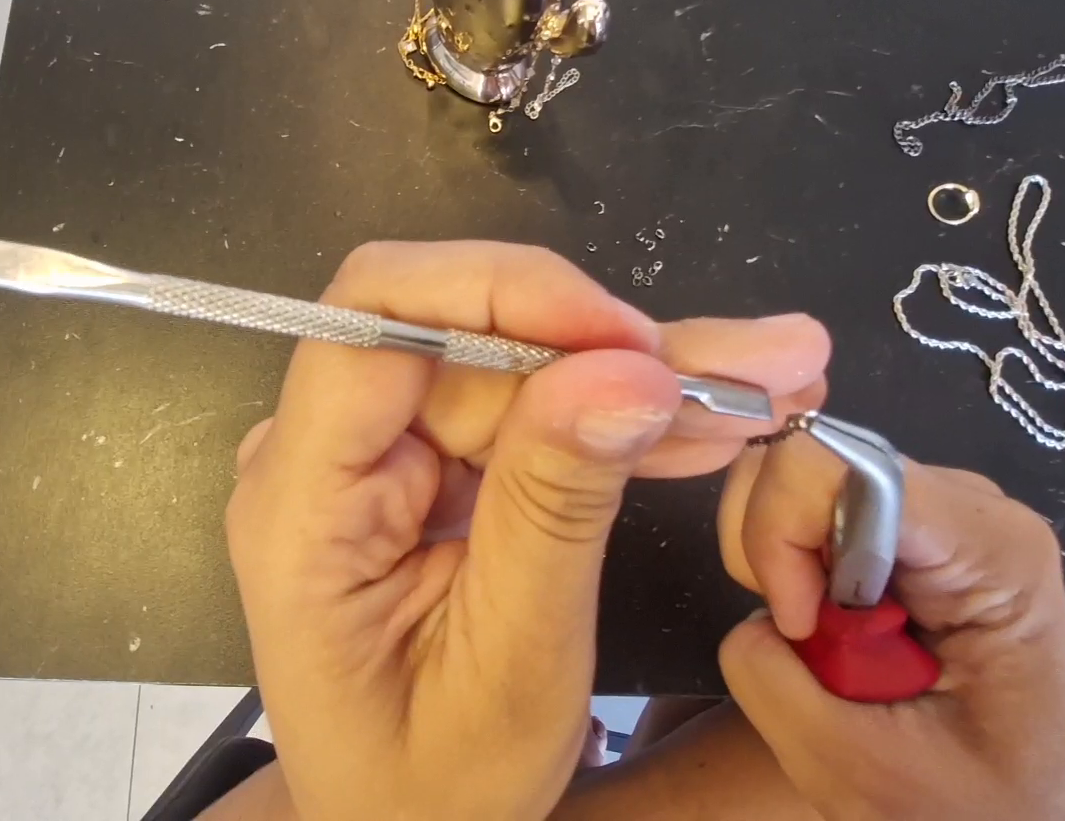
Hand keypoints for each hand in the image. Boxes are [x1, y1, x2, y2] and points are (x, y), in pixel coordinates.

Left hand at [223, 241, 827, 818]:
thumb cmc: (433, 782)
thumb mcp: (510, 667)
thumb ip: (557, 508)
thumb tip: (630, 372)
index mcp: (302, 501)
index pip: (373, 322)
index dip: (501, 293)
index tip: (629, 338)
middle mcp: (324, 449)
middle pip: (463, 333)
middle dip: (609, 343)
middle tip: (757, 361)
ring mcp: (376, 449)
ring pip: (512, 363)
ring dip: (637, 375)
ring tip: (761, 379)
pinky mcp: (423, 457)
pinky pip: (522, 406)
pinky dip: (614, 414)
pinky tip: (701, 419)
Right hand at [717, 435, 1064, 820]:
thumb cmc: (971, 811)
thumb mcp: (856, 771)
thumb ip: (770, 677)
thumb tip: (755, 614)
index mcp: (989, 548)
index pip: (834, 463)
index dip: (782, 530)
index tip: (797, 624)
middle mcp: (964, 504)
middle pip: (806, 459)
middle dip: (771, 544)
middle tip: (801, 633)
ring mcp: (932, 506)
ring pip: (793, 473)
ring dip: (772, 553)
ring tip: (814, 631)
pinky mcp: (900, 520)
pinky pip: (803, 498)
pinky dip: (781, 553)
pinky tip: (821, 612)